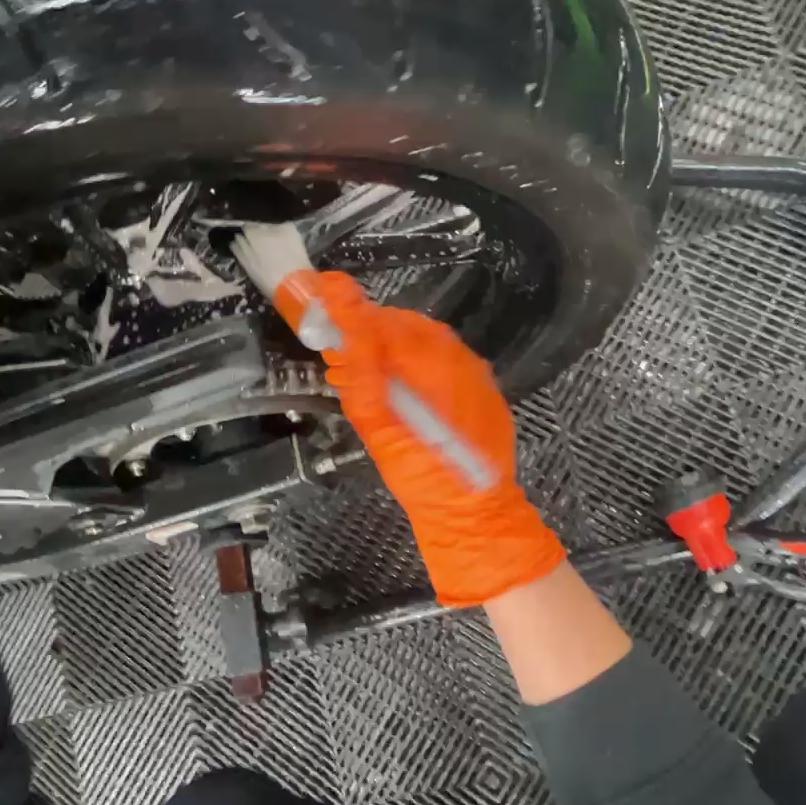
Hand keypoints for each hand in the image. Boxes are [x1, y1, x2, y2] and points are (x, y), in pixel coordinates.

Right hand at [310, 273, 564, 605]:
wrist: (475, 515)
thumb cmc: (427, 482)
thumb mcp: (384, 437)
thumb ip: (363, 385)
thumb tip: (343, 342)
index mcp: (435, 370)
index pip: (387, 325)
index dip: (353, 309)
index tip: (324, 289)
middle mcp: (459, 360)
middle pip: (406, 326)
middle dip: (369, 327)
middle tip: (336, 338)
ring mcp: (475, 372)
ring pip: (424, 340)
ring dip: (388, 343)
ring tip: (358, 362)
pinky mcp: (480, 386)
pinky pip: (443, 359)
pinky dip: (413, 360)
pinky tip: (395, 378)